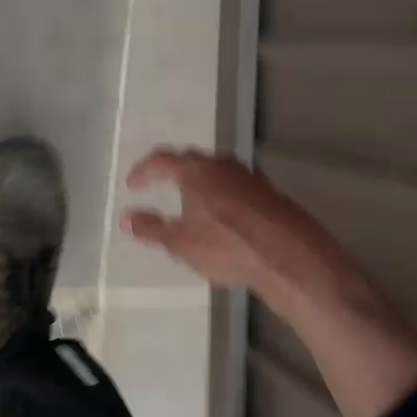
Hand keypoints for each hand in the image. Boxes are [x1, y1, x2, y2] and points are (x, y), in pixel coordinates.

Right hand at [120, 147, 389, 323]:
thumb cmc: (227, 246)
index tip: (133, 186)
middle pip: (191, 161)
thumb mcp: (180, 243)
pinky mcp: (270, 193)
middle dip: (172, 172)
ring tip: (190, 201)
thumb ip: (151, 229)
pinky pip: (235, 187)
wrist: (290, 256)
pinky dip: (220, 196)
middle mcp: (222, 165)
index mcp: (195, 171)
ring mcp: (250, 177)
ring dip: (199, 183)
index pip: (161, 160)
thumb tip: (126, 218)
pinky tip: (222, 218)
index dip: (144, 171)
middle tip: (159, 185)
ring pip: (216, 172)